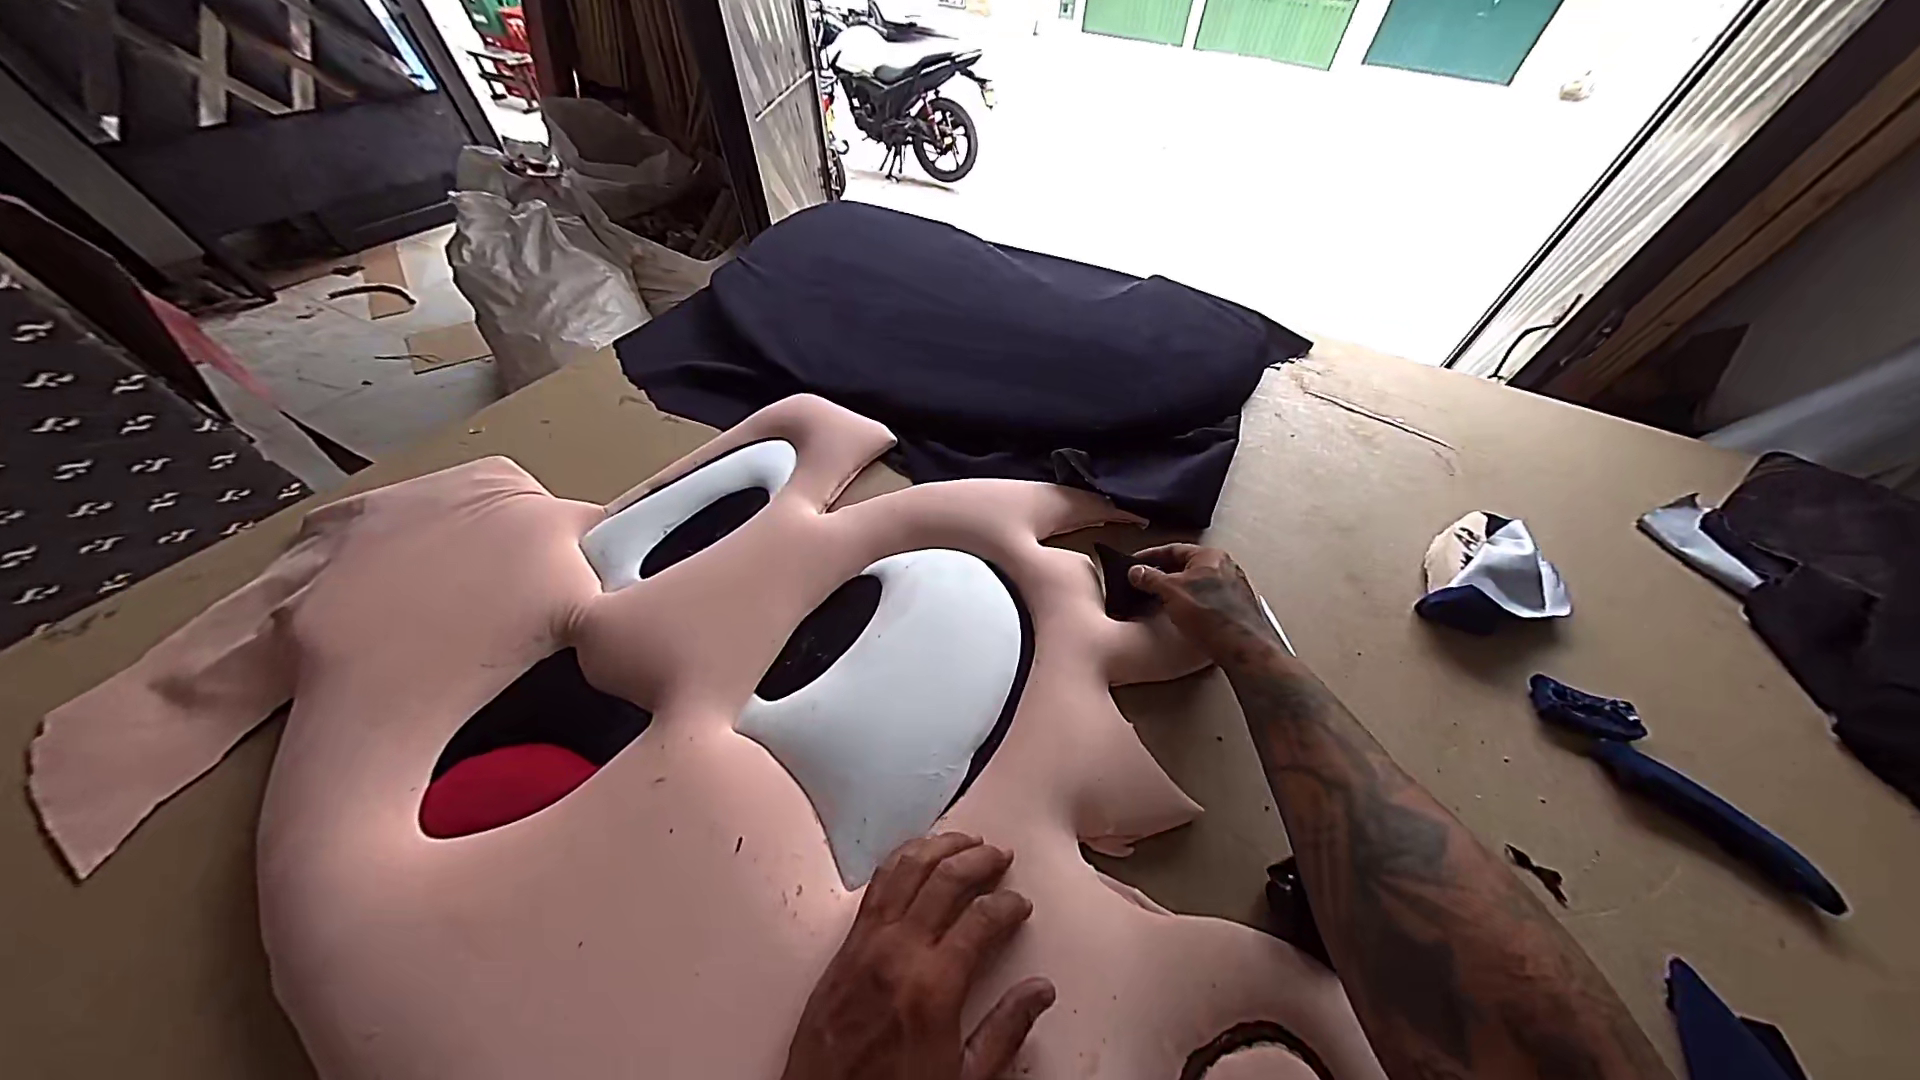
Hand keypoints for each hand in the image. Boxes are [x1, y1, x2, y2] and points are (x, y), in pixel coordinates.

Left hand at [781, 833, 1055, 1079]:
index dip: (1008, 904)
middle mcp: (899, 952)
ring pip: (909, 868)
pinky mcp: (848, 942)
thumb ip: (1005, 1032)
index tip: (1019, 903)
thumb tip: (1039, 992)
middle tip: (1000, 855)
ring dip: (941, 846)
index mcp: (932, 988)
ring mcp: (869, 942)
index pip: (982, 919)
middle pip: (947, 879)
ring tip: (965, 840)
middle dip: (980, 859)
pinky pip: (878, 883)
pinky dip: (902, 857)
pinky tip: (917, 852)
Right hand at [1127, 544, 1286, 667]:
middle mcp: (1225, 568)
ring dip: (1177, 591)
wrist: (1239, 647)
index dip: (1150, 556)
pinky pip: (1205, 600)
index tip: (1137, 564)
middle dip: (1163, 574)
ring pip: (1196, 584)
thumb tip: (1137, 572)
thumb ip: (1150, 578)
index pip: (1173, 549)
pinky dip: (1190, 604)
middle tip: (1145, 583)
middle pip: (1185, 566)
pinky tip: (1182, 615)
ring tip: (1161, 601)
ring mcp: (1232, 588)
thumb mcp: (1170, 591)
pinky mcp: (1234, 608)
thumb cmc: (1213, 615)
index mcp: (1211, 556)